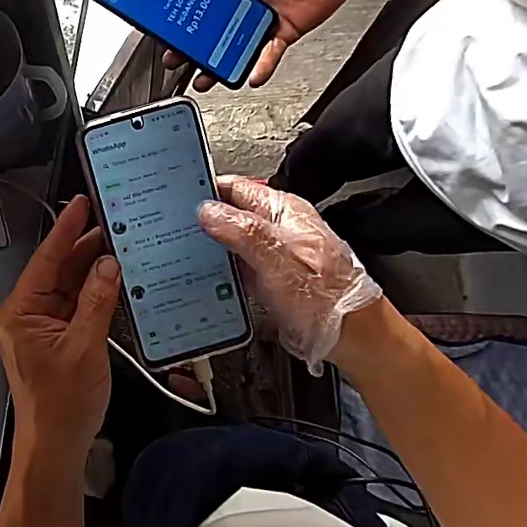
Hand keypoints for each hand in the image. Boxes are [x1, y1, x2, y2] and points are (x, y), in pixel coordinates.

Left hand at [0, 195, 120, 465]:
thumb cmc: (61, 403)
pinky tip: (117, 276)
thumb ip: (97, 302)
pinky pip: (78, 304)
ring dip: (94, 268)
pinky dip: (97, 291)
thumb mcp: (84, 347)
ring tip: (120, 242)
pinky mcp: (59, 336)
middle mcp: (28, 313)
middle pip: (58, 270)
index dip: (65, 230)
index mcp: (20, 312)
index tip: (80, 204)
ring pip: (70, 285)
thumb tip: (109, 264)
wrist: (57, 446)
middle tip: (112, 220)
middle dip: (84, 247)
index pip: (45, 260)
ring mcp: (44, 325)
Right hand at [164, 0, 372, 90]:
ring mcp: (266, 18)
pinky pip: (270, 52)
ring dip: (219, 63)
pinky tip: (251, 75)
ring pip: (237, 46)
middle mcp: (249, 1)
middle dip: (193, 45)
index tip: (169, 20)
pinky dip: (261, 65)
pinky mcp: (286, 31)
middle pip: (214, 28)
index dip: (186, 10)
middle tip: (175, 57)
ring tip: (204, 76)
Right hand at [196, 176, 382, 368]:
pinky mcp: (269, 279)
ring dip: (211, 248)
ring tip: (184, 253)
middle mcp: (278, 229)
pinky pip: (237, 267)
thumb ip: (242, 232)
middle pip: (230, 215)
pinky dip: (222, 271)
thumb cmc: (328, 300)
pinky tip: (207, 277)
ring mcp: (273, 255)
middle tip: (175, 229)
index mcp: (284, 211)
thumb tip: (208, 210)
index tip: (179, 198)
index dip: (206, 190)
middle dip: (204, 221)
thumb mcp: (278, 262)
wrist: (351, 338)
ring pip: (231, 242)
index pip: (235, 188)